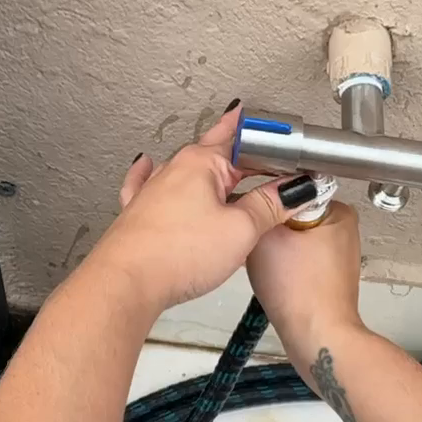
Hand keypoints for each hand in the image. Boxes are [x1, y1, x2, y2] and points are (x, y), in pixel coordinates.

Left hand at [81, 104, 304, 315]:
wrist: (125, 282)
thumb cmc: (178, 253)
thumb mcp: (241, 229)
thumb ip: (270, 205)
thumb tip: (296, 188)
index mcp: (202, 162)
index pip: (243, 139)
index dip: (268, 141)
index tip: (286, 139)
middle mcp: (175, 168)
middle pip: (217, 151)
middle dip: (243, 151)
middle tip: (268, 151)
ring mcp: (153, 188)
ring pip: (187, 168)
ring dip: (209, 166)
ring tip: (228, 166)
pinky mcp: (139, 212)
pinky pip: (148, 182)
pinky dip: (155, 172)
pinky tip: (148, 164)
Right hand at [245, 201, 367, 369]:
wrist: (317, 338)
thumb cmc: (300, 291)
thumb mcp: (266, 236)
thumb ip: (257, 209)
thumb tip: (249, 198)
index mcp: (339, 211)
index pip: (291, 193)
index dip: (268, 208)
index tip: (260, 224)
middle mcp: (344, 230)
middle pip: (290, 216)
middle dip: (272, 231)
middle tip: (266, 251)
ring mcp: (338, 255)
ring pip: (292, 240)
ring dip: (276, 252)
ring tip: (274, 269)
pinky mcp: (329, 276)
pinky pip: (298, 262)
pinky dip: (285, 270)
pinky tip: (279, 282)